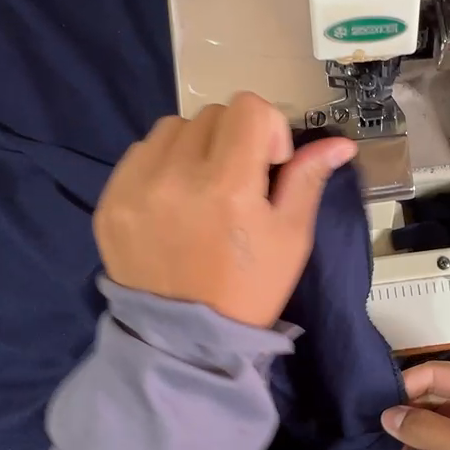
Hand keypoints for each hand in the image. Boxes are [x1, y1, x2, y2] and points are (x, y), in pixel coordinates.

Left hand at [95, 93, 356, 327]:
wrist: (186, 341)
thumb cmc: (249, 289)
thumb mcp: (291, 237)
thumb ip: (308, 179)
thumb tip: (339, 143)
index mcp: (228, 185)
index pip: (249, 107)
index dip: (268, 129)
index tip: (268, 165)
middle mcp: (176, 176)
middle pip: (212, 115)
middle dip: (232, 139)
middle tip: (237, 184)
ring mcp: (135, 189)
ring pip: (173, 128)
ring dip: (194, 148)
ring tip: (201, 190)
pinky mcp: (110, 202)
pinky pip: (139, 154)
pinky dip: (161, 166)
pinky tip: (173, 202)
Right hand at [381, 361, 449, 449]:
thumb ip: (426, 428)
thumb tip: (386, 415)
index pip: (440, 373)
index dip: (408, 386)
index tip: (379, 407)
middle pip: (439, 393)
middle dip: (412, 414)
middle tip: (386, 435)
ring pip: (441, 417)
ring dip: (421, 435)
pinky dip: (433, 449)